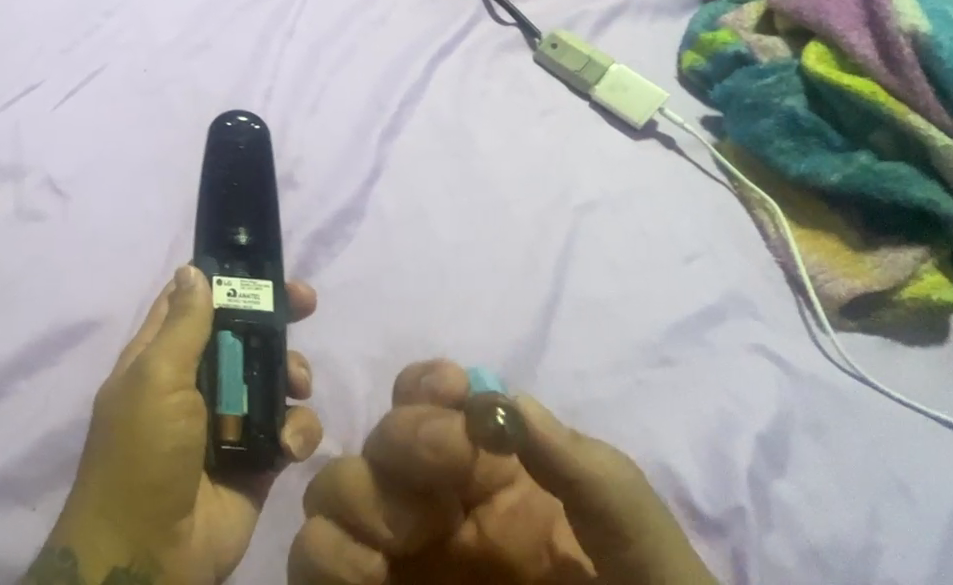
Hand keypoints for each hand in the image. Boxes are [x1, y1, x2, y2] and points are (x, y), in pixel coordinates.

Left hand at [31, 266, 321, 584]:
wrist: (150, 552)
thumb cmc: (144, 453)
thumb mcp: (156, 379)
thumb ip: (183, 325)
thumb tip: (194, 269)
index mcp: (161, 358)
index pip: (193, 302)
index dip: (225, 279)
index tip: (263, 266)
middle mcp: (195, 382)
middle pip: (241, 334)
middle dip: (274, 317)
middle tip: (307, 303)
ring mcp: (227, 421)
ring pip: (271, 377)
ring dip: (291, 373)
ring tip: (295, 385)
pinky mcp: (257, 460)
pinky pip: (288, 429)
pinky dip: (296, 429)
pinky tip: (288, 442)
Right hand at [289, 360, 713, 584]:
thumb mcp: (638, 541)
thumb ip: (588, 470)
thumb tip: (510, 400)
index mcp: (489, 478)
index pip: (430, 405)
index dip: (428, 386)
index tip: (455, 387)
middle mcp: (434, 508)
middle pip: (377, 442)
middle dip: (404, 438)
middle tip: (449, 459)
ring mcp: (400, 559)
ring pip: (334, 496)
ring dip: (356, 497)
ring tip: (403, 535)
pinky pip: (314, 564)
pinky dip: (324, 556)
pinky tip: (370, 572)